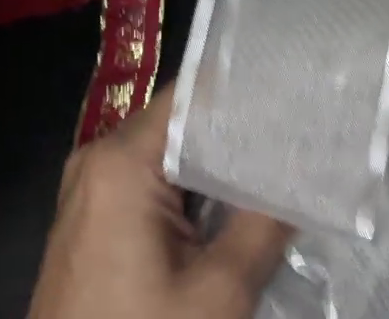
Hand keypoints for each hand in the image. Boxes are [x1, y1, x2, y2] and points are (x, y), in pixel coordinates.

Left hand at [28, 94, 293, 318]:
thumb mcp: (218, 293)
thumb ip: (263, 225)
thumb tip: (300, 177)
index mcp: (120, 160)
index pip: (190, 97)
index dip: (242, 96)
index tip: (292, 99)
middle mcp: (97, 161)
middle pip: (178, 127)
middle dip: (235, 136)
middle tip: (296, 138)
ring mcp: (88, 193)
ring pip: (165, 160)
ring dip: (214, 170)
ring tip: (276, 168)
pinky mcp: (90, 224)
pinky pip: (147, 188)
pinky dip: (188, 195)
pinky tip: (232, 208)